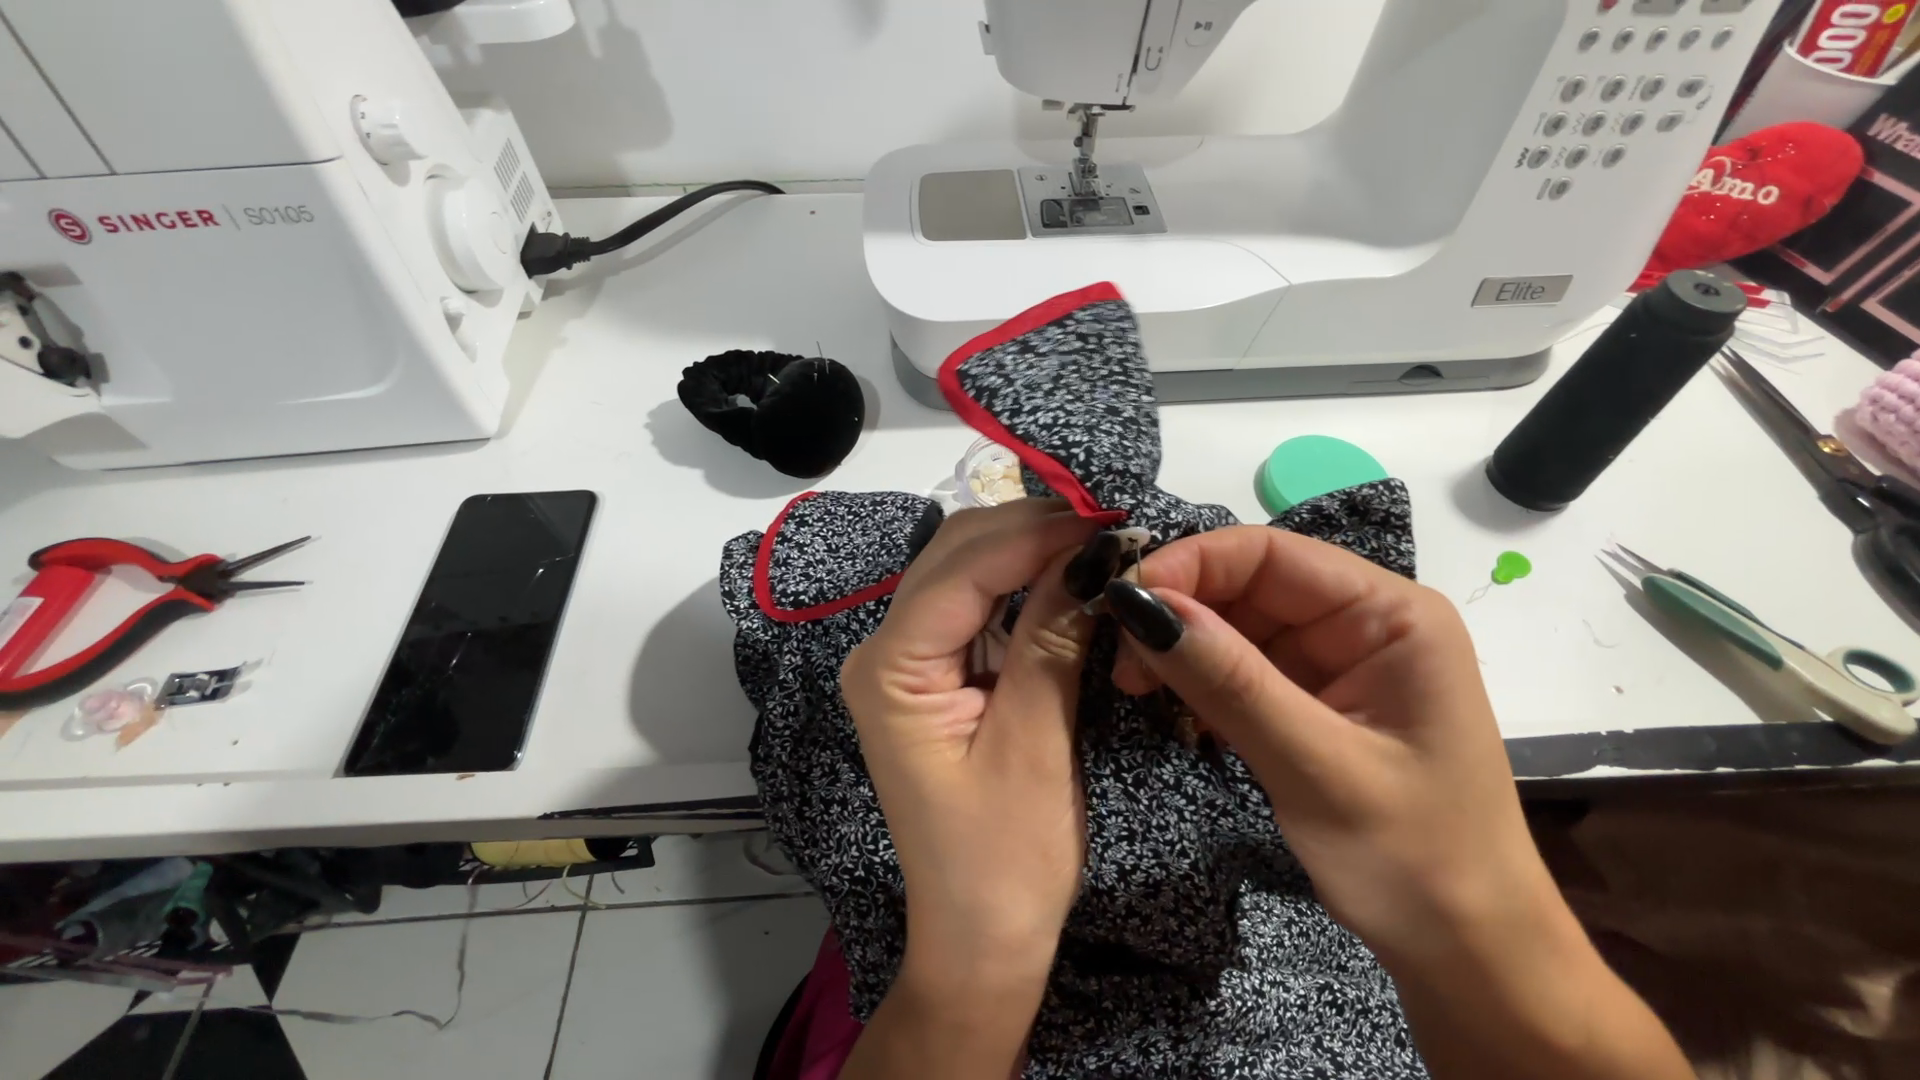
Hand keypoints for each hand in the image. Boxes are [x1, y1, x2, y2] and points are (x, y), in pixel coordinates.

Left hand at [841, 498, 1097, 1001]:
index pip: (961, 570)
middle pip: (955, 558)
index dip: (1034, 533)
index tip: (1108, 514)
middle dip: (1031, 530)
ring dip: (1030, 549)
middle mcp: (884, 653)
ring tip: (1099, 538)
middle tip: (1112, 522)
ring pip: (966, 573)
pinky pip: (978, 607)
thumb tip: (1092, 554)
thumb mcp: (1036, 744)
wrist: (981, 937)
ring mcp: (907, 663)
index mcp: (889, 671)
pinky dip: (1024, 584)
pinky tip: (1067, 573)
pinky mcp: (936, 675)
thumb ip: (1054, 640)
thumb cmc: (1006, 859)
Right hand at [1103, 527, 1691, 1079]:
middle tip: (1120, 658)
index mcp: (1391, 615)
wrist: (1465, 952)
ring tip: (1134, 685)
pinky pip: (1238, 667)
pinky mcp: (1309, 700)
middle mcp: (1361, 622)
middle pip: (1247, 584)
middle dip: (1178, 610)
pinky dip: (1196, 679)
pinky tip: (1165, 703)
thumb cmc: (1414, 859)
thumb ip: (1227, 680)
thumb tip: (1138, 604)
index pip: (1272, 553)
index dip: (1191, 565)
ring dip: (1179, 646)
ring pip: (1234, 625)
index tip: (1123, 602)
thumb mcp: (1314, 767)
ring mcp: (1333, 662)